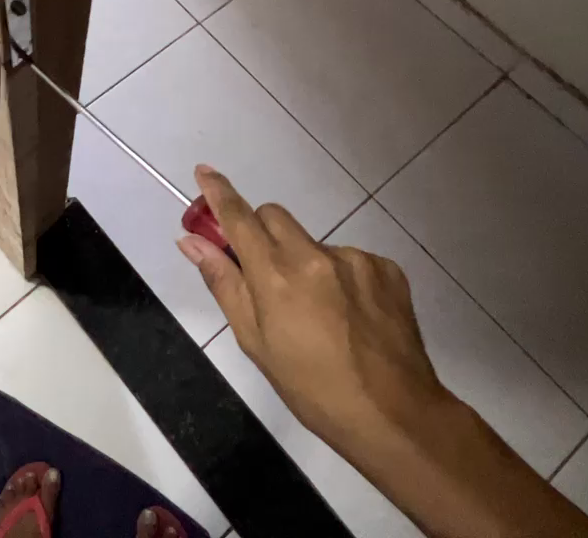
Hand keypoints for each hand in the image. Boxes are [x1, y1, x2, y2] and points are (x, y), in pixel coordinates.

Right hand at [177, 166, 451, 448]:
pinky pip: (349, 259)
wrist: (397, 416)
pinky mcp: (386, 269)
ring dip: (303, 260)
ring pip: (311, 241)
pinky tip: (349, 315)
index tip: (204, 171)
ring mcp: (355, 259)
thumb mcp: (255, 342)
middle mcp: (314, 256)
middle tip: (261, 270)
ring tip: (319, 312)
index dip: (218, 191)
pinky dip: (340, 277)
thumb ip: (224, 283)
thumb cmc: (312, 388)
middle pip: (274, 216)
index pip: (238, 217)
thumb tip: (191, 242)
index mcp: (275, 275)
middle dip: (260, 231)